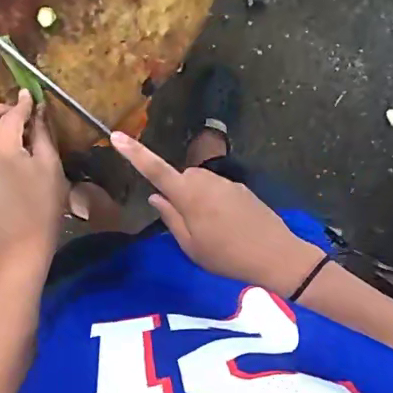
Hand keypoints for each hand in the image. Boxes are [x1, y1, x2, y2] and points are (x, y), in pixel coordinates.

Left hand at [0, 90, 67, 263]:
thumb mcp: (50, 165)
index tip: (33, 96)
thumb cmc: (43, 205)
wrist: (21, 241)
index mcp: (1, 147)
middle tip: (22, 117)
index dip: (24, 103)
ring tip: (18, 133)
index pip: (11, 114)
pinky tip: (11, 148)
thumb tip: (38, 111)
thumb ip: (42, 133)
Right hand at [111, 132, 323, 292]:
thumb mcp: (191, 246)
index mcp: (188, 196)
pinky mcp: (241, 188)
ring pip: (200, 183)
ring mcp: (226, 183)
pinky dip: (215, 204)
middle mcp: (206, 181)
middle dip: (178, 193)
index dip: (134, 153)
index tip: (117, 135)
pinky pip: (218, 190)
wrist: (276, 255)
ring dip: (198, 199)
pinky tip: (229, 227)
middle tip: (189, 226)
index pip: (155, 170)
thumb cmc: (227, 256)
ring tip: (212, 230)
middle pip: (181, 177)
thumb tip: (156, 198)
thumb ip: (170, 219)